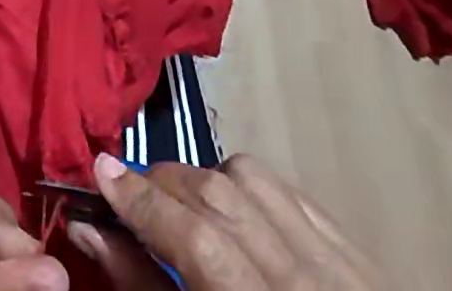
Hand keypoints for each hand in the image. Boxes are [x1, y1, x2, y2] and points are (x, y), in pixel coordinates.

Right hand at [65, 153, 379, 289]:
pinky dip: (251, 189)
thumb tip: (88, 226)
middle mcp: (308, 285)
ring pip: (255, 180)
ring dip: (206, 179)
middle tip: (133, 195)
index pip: (196, 238)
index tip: (100, 172)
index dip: (141, 199)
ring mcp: (346, 269)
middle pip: (221, 196)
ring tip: (187, 207)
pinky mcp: (363, 259)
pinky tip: (234, 212)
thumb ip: (140, 286)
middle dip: (163, 182)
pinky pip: (294, 194)